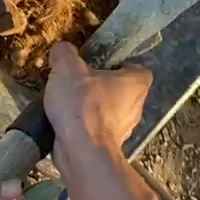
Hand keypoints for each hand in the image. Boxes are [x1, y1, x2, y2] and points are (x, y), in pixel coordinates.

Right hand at [43, 42, 150, 180]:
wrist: (81, 149)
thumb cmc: (82, 104)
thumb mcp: (67, 68)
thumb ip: (64, 53)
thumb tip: (61, 50)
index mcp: (136, 84)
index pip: (138, 69)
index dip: (121, 66)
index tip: (101, 65)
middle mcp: (136, 106)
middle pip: (121, 91)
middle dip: (102, 87)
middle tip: (80, 82)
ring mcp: (124, 129)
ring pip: (109, 112)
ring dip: (92, 108)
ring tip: (69, 102)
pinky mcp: (108, 146)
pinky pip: (97, 130)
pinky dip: (84, 126)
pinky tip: (66, 122)